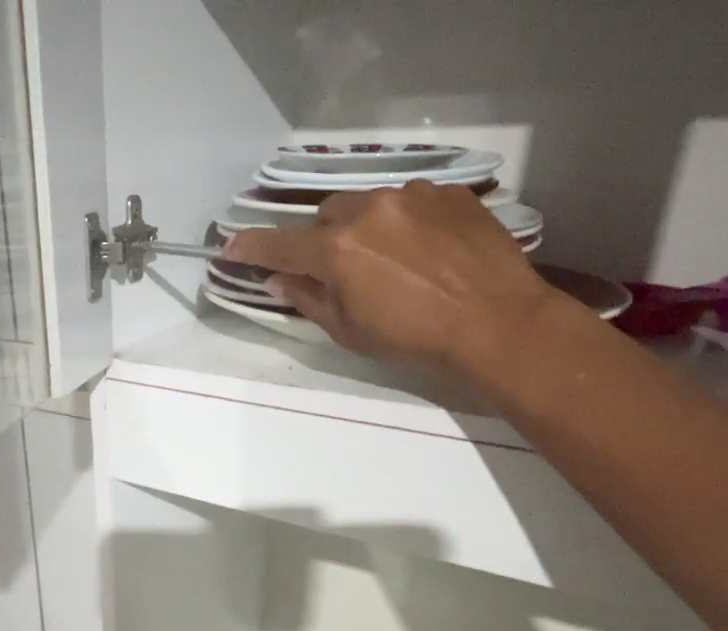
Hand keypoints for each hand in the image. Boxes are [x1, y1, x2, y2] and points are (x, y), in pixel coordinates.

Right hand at [222, 181, 568, 372]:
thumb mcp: (349, 330)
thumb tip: (279, 281)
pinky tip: (426, 252)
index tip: (231, 248)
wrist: (495, 323)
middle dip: (324, 238)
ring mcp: (412, 195)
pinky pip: (412, 201)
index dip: (251, 247)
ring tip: (392, 261)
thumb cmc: (413, 339)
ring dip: (367, 227)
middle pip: (326, 214)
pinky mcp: (449, 194)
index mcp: (337, 249)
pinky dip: (407, 222)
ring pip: (370, 204)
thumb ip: (308, 299)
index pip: (280, 244)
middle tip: (338, 269)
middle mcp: (368, 210)